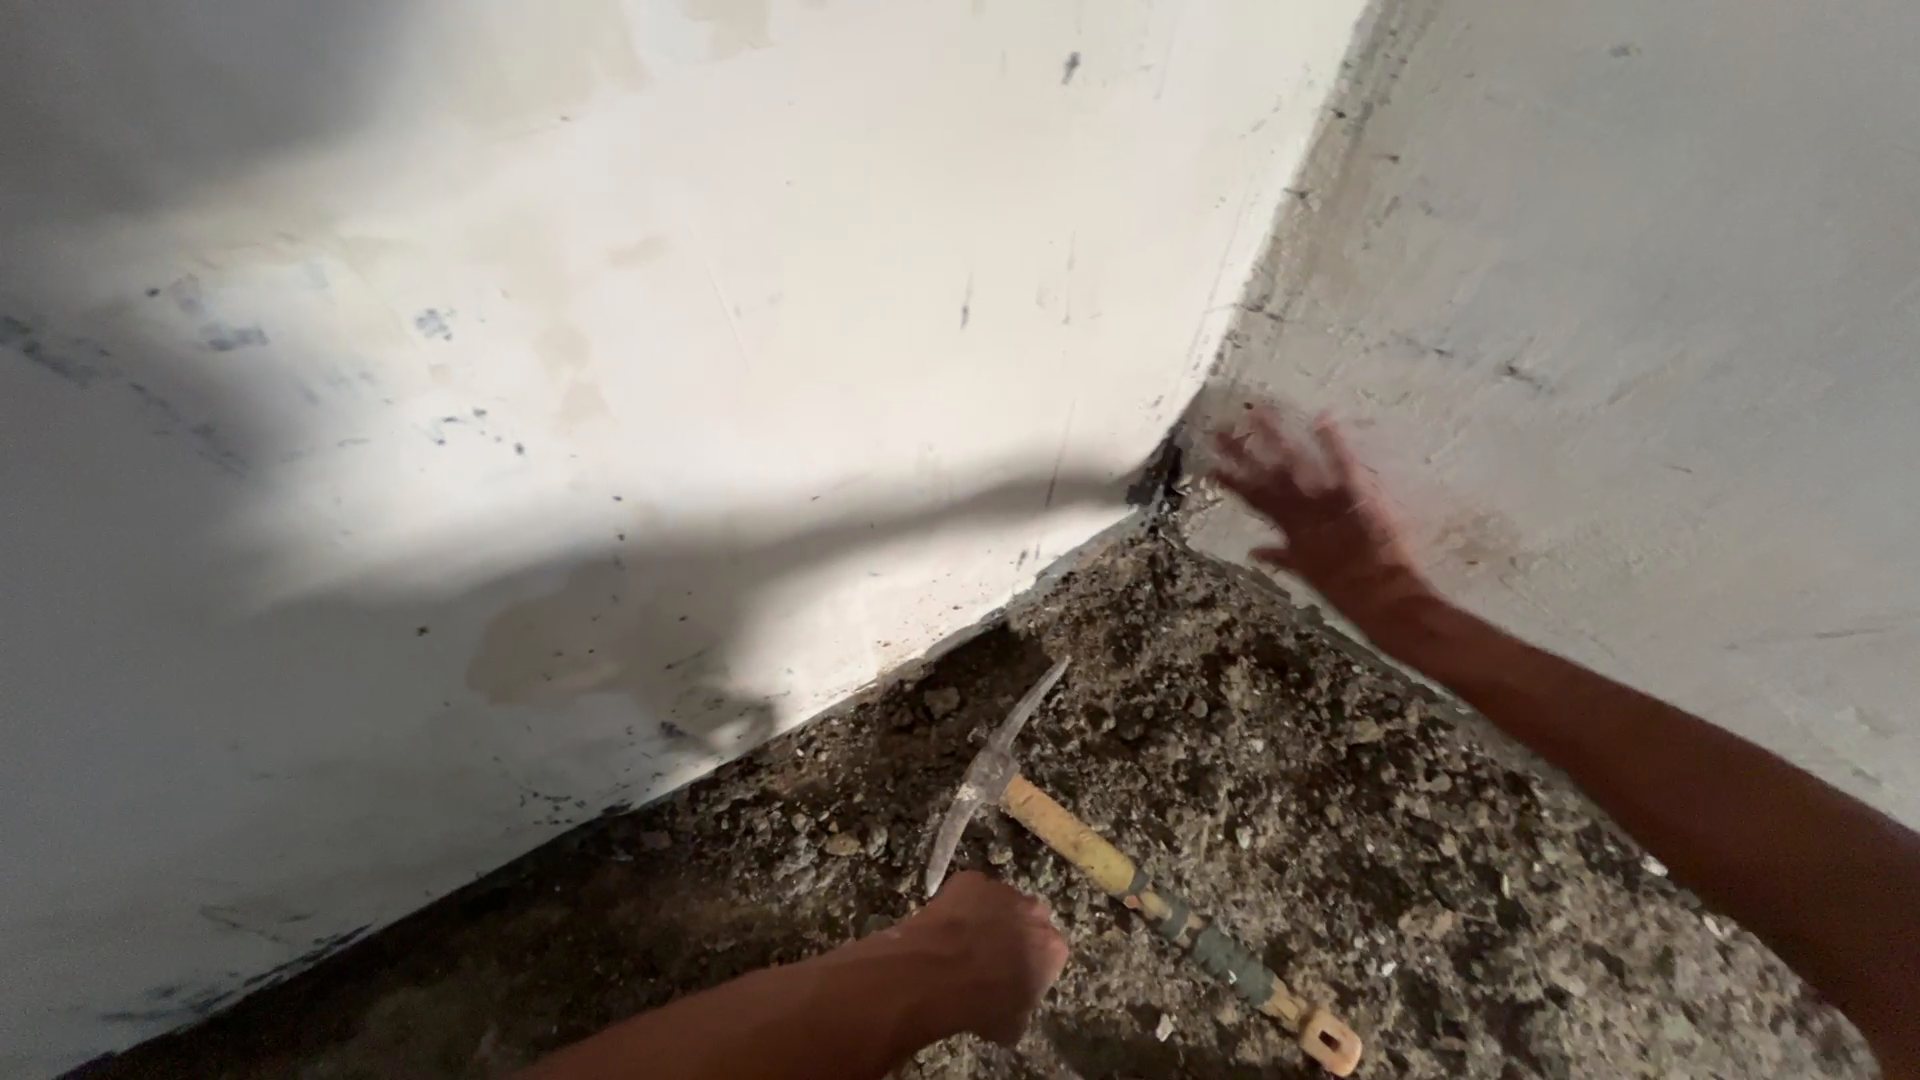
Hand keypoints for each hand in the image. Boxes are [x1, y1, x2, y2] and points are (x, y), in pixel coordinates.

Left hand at [904, 871, 1066, 1045]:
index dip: (1035, 963)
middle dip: (1018, 931)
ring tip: (965, 939)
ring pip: (1000, 900)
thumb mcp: (1012, 1025)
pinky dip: (963, 902)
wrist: (937, 972)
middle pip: (1031, 917)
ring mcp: (1000, 889)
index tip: (1018, 975)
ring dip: (990, 914)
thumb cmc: (981, 1004)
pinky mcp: (970, 879)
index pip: (1051, 952)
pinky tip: (949, 923)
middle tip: (994, 953)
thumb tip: (1014, 1006)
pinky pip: (971, 890)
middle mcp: (1033, 910)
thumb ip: (1023, 1007)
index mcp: (1051, 947)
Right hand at [1211, 407, 1438, 654]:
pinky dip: (1332, 441)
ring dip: (1275, 436)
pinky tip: (1321, 418)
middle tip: (1220, 430)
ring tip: (1259, 413)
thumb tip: (1254, 551)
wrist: (1381, 597)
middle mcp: (1301, 510)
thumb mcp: (1306, 575)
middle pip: (1264, 475)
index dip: (1231, 482)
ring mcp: (1326, 501)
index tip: (1210, 465)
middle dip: (1241, 451)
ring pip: (1295, 463)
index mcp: (1288, 529)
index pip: (1252, 499)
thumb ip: (1281, 557)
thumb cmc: (1345, 591)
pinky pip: (1342, 464)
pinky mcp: (1355, 495)